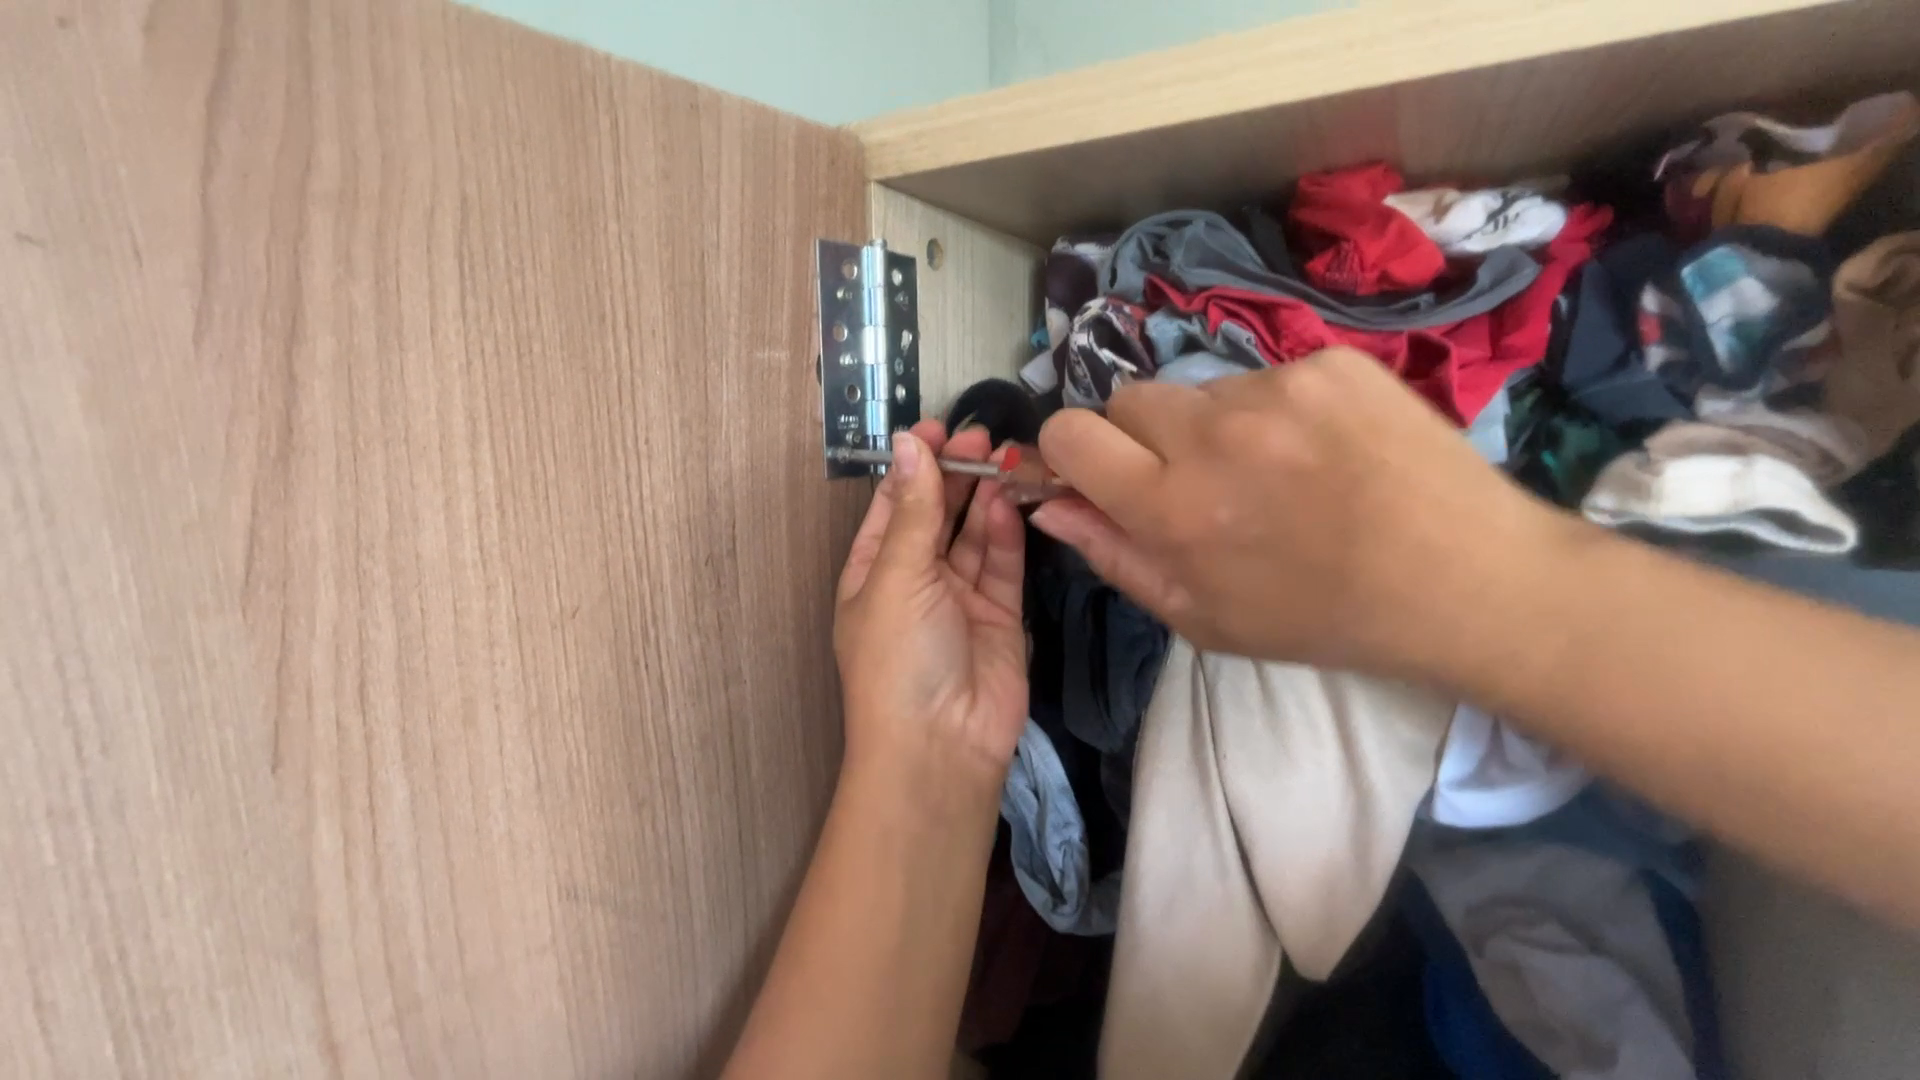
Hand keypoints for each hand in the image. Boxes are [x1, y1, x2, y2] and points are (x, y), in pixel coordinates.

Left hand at [834, 420, 1027, 787]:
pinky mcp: (1000, 614)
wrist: (941, 746)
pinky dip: (1007, 532)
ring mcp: (960, 598)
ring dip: (984, 497)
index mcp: (873, 571)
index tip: (937, 426)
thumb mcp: (896, 577)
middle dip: (955, 474)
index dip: (914, 464)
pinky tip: (1009, 500)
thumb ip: (914, 509)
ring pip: (974, 535)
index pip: (894, 504)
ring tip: (1002, 457)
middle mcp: (915, 580)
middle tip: (982, 436)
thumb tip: (908, 441)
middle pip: (937, 514)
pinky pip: (1002, 563)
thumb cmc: (898, 659)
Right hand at [1028, 347, 1573, 677]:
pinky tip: (1319, 452)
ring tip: (1273, 473)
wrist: (1466, 580)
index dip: (1069, 451)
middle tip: (1189, 481)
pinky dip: (1273, 412)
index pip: (1070, 433)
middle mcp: (1213, 434)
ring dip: (1209, 427)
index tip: (1094, 474)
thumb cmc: (1320, 617)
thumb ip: (1114, 556)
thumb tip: (1048, 505)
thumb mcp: (1202, 618)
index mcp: (1173, 508)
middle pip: (1125, 399)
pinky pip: (1264, 378)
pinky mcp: (1329, 362)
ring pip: (1198, 392)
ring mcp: (1276, 388)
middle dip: (1138, 438)